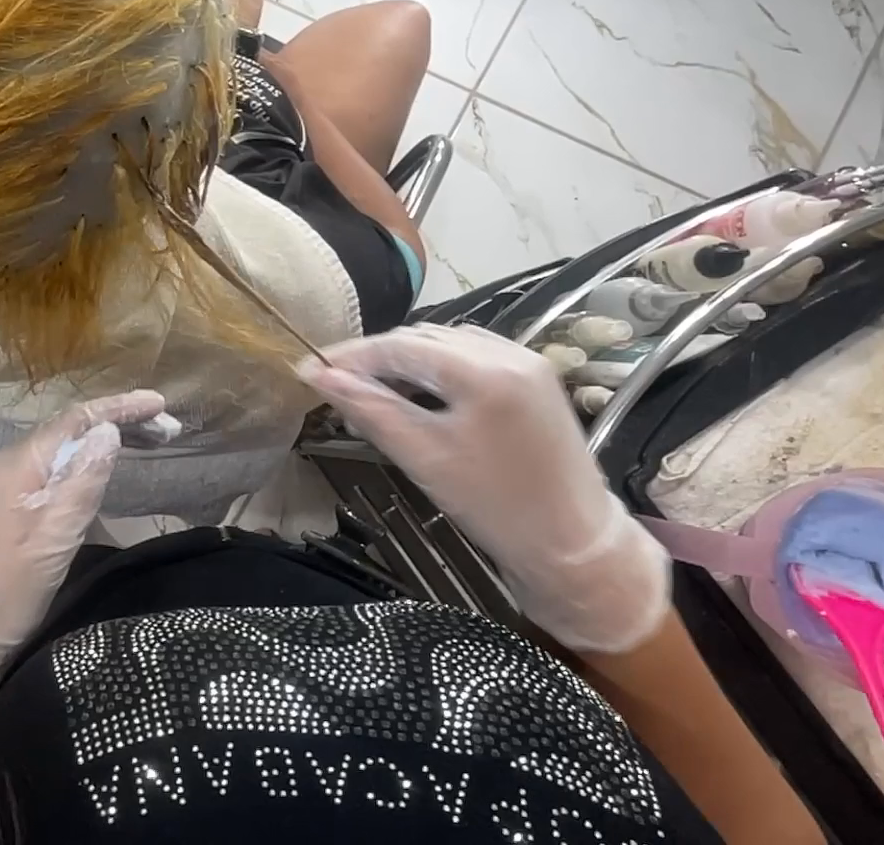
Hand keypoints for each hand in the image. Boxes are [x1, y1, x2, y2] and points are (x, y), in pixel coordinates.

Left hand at [0, 390, 167, 706]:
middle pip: (73, 427)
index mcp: (21, 463)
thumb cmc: (12, 586)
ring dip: (108, 437)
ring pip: (66, 444)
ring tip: (152, 440)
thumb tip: (109, 430)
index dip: (120, 407)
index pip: (77, 419)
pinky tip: (111, 462)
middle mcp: (13, 461)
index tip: (161, 404)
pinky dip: (90, 457)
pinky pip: (58, 463)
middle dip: (120, 420)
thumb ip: (82, 479)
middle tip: (168, 429)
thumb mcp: (55, 535)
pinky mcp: (15, 499)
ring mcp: (12, 479)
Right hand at [299, 325, 668, 652]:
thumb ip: (368, 408)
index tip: (308, 369)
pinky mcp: (534, 379)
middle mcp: (509, 353)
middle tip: (335, 385)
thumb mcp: (421, 455)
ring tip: (370, 389)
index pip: (399, 346)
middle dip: (375, 357)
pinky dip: (435, 366)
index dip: (349, 356)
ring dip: (403, 360)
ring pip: (445, 343)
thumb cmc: (495, 506)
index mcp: (484, 370)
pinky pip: (470, 356)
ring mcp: (526, 363)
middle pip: (422, 338)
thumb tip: (316, 376)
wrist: (575, 546)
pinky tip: (415, 390)